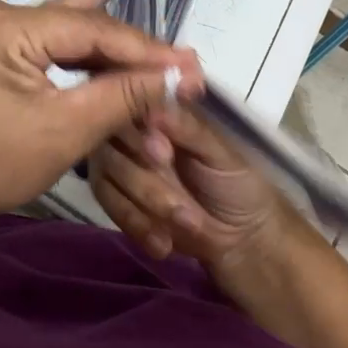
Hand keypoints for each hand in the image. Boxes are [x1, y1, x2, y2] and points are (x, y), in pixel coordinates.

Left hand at [0, 0, 201, 223]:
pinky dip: (86, 33)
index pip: (92, 30)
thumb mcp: (66, 131)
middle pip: (82, 25)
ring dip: (113, 38)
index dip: (146, 51)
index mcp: (5, 26)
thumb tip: (183, 74)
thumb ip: (124, 95)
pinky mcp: (0, 40)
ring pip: (70, 26)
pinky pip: (53, 33)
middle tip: (187, 61)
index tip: (193, 68)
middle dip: (132, 48)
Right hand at [90, 100, 317, 268]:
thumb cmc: (238, 187)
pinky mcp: (118, 201)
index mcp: (158, 113)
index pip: (128, 105)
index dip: (138, 131)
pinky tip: (164, 243)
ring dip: (146, 204)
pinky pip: (109, 207)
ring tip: (186, 223)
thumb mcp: (220, 155)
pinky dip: (136, 226)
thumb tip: (154, 103)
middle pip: (109, 145)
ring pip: (105, 177)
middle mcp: (132, 135)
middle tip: (179, 204)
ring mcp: (121, 168)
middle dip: (144, 178)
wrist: (243, 243)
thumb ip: (187, 128)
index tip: (164, 154)